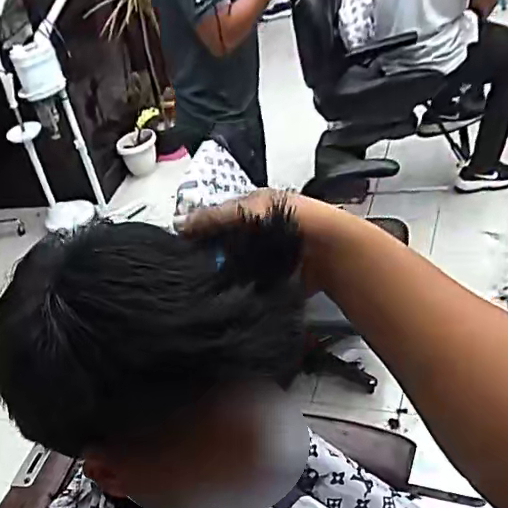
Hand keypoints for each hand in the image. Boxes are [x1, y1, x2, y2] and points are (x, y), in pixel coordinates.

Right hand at [178, 189, 352, 291]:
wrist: (329, 251)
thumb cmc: (289, 220)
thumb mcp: (249, 209)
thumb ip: (215, 217)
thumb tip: (179, 225)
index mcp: (253, 209)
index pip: (217, 221)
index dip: (199, 233)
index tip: (179, 249)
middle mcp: (259, 233)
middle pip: (226, 246)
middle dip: (210, 258)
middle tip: (190, 274)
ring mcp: (268, 258)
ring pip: (236, 268)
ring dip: (224, 276)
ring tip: (204, 289)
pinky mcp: (276, 281)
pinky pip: (251, 287)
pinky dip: (241, 291)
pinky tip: (228, 298)